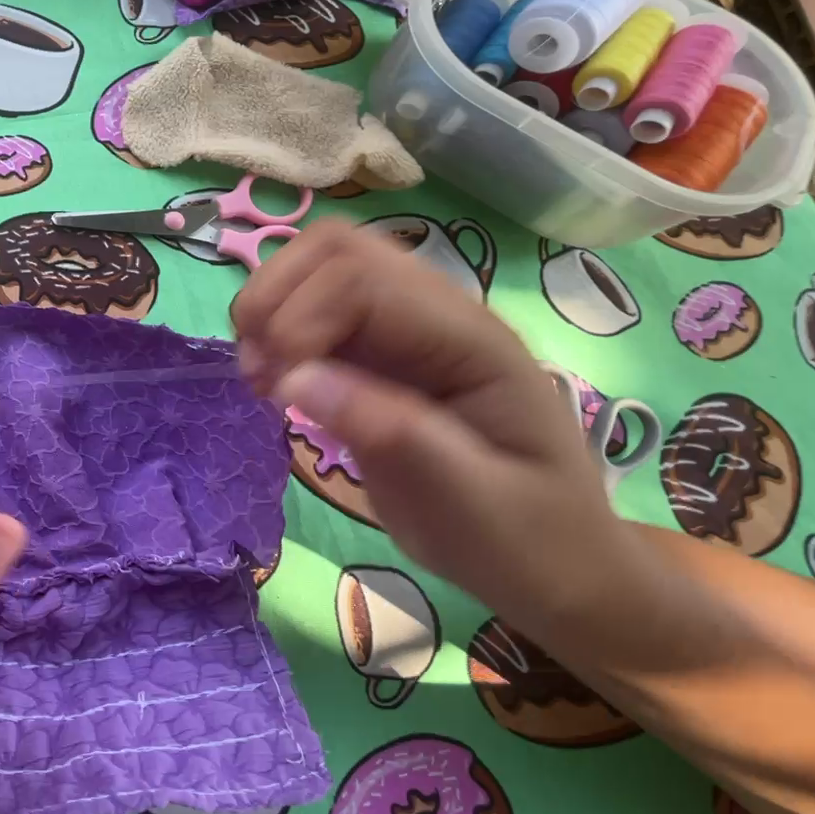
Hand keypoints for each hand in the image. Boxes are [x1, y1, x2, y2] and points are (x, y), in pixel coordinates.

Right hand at [230, 217, 620, 610]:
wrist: (556, 566)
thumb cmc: (522, 540)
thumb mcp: (467, 503)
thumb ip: (389, 433)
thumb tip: (293, 377)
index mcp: (471, 341)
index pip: (362, 281)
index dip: (300, 320)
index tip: (278, 392)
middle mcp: (437, 314)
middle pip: (336, 247)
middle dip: (274, 295)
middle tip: (258, 370)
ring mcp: (405, 326)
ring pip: (317, 264)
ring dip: (268, 306)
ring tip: (260, 374)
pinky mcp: (375, 348)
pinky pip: (311, 305)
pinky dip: (273, 329)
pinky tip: (272, 380)